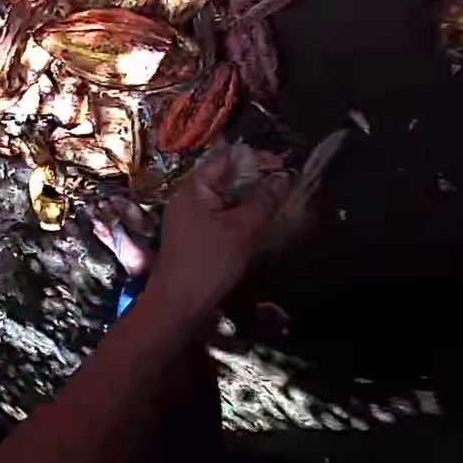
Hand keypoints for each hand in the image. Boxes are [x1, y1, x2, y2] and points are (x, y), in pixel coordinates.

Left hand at [145, 150, 289, 326]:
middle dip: (254, 180)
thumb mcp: (242, 230)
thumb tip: (282, 177)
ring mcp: (188, 217)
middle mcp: (187, 197)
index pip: (225, 158)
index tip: (282, 167)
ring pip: (224, 199)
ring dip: (249, 200)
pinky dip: (238, 217)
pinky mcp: (192, 236)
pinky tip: (256, 226)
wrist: (178, 305)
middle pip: (224, 178)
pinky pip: (219, 216)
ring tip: (275, 206)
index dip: (254, 159)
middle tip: (284, 189)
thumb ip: (262, 200)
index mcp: (194, 188)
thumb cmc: (208, 264)